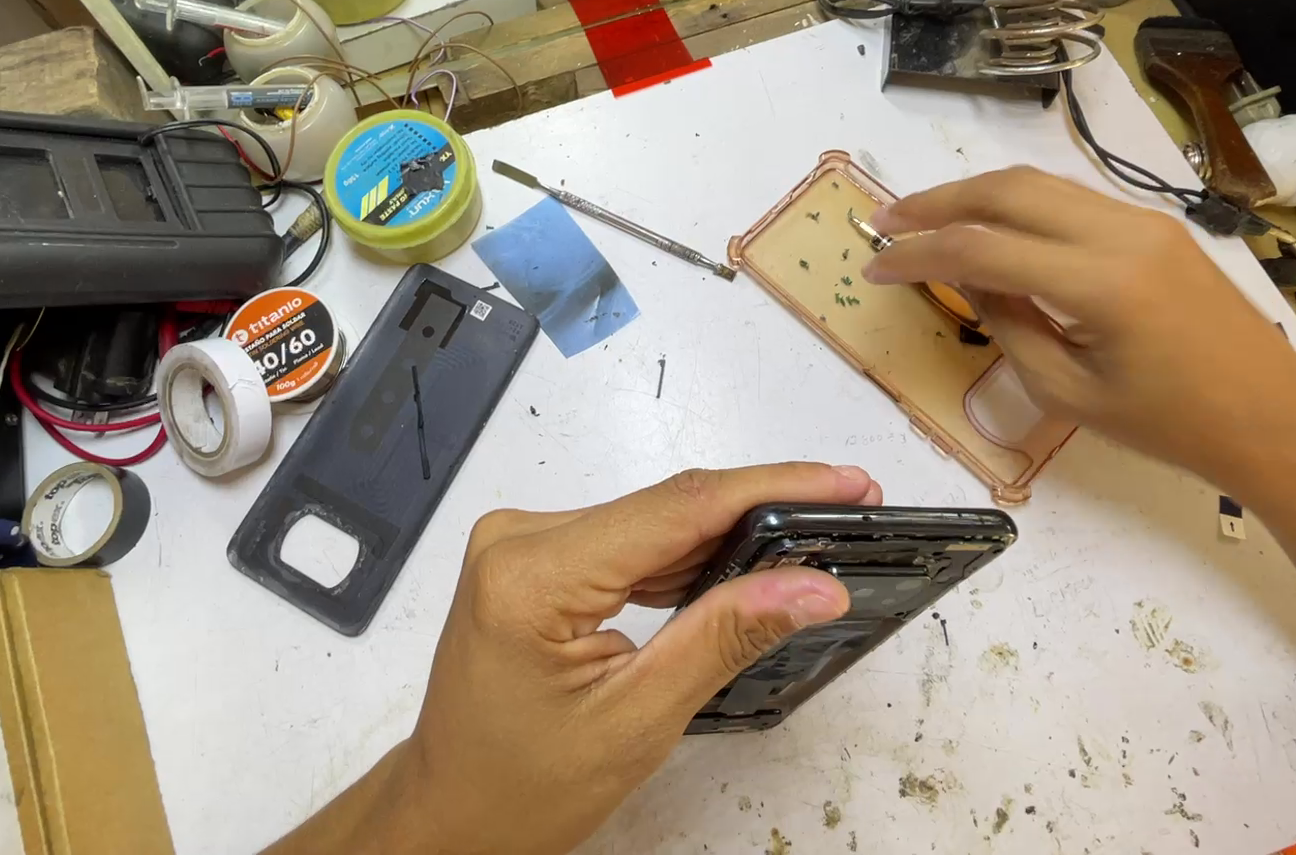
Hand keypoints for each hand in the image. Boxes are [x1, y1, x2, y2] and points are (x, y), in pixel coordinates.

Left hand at [277, 463, 881, 854]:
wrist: (449, 811)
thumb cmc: (528, 788)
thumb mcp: (639, 720)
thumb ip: (725, 637)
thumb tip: (814, 586)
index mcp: (533, 573)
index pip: (676, 509)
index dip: (771, 489)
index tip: (846, 483)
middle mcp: (523, 535)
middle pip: (665, 508)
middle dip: (759, 508)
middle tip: (845, 503)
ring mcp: (526, 540)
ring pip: (651, 521)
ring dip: (726, 531)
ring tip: (807, 532)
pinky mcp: (537, 554)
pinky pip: (627, 541)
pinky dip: (684, 554)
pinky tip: (739, 560)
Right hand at [862, 167, 1295, 490]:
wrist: (1274, 423)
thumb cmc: (1167, 425)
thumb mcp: (1064, 389)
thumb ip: (1006, 321)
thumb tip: (964, 273)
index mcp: (1101, 283)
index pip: (981, 249)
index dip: (916, 255)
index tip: (874, 267)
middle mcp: (1123, 232)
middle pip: (1006, 191)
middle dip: (935, 202)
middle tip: (886, 221)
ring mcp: (1143, 221)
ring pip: (1036, 183)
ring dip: (972, 195)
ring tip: (922, 216)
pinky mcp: (1153, 226)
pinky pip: (1066, 198)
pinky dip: (1013, 204)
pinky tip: (985, 223)